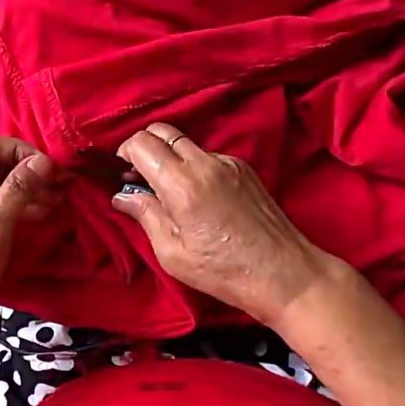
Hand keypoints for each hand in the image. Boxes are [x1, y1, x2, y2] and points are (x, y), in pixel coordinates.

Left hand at [0, 135, 58, 333]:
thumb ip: (19, 190)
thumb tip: (44, 161)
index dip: (18, 151)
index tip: (47, 167)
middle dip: (28, 171)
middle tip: (60, 183)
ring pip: (0, 188)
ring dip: (30, 190)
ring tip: (59, 199)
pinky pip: (0, 208)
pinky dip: (22, 208)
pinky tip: (46, 213)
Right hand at [110, 123, 342, 325]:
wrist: (283, 273)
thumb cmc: (223, 271)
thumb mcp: (172, 253)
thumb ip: (145, 216)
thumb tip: (122, 197)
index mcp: (182, 185)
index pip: (142, 143)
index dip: (125, 153)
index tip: (123, 174)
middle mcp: (205, 164)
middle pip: (163, 131)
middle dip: (144, 147)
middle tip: (140, 176)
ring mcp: (228, 163)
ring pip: (186, 143)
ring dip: (170, 158)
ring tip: (169, 191)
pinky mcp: (244, 168)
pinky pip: (207, 156)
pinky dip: (193, 167)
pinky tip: (198, 197)